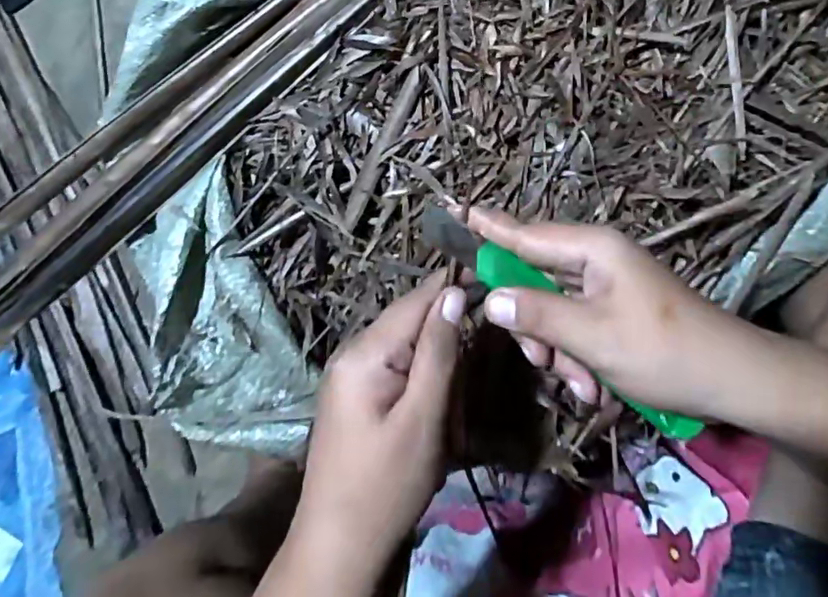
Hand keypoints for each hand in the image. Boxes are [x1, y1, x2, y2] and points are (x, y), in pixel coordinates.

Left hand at [289, 274, 463, 584]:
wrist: (337, 547)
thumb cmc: (386, 485)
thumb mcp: (422, 418)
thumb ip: (439, 353)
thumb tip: (454, 292)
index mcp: (365, 352)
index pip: (416, 301)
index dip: (451, 287)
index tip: (489, 281)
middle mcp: (352, 352)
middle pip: (411, 324)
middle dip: (445, 349)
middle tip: (462, 397)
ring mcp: (349, 373)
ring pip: (407, 349)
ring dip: (435, 375)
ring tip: (446, 424)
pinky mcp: (354, 394)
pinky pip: (395, 371)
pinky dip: (420, 390)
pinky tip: (429, 424)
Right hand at [460, 205, 744, 416]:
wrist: (734, 380)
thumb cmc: (663, 351)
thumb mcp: (593, 337)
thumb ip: (538, 314)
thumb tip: (491, 297)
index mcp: (592, 248)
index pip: (525, 233)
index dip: (488, 225)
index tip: (454, 208)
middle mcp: (596, 257)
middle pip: (535, 280)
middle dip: (534, 325)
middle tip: (543, 363)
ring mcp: (607, 283)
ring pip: (554, 309)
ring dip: (559, 350)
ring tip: (584, 386)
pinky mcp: (615, 308)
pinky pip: (577, 325)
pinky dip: (579, 356)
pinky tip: (596, 387)